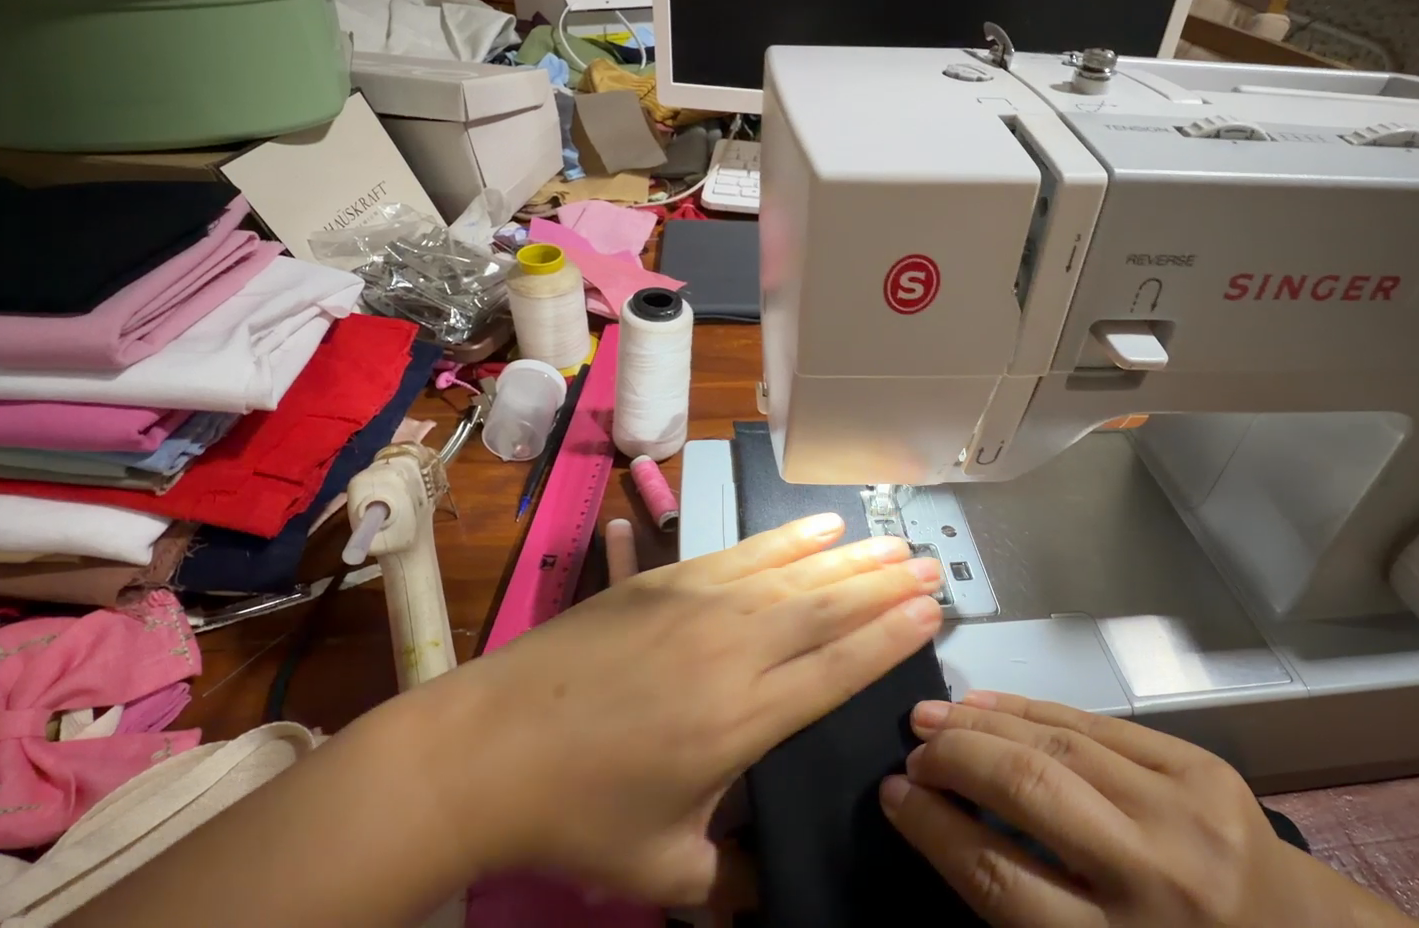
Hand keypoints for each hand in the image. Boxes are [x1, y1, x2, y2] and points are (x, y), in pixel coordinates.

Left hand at [404, 512, 943, 904]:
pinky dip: (788, 538)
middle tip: (931, 567)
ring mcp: (697, 605)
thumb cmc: (576, 815)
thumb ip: (728, 882)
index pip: (840, 668)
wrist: (485, 749)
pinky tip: (818, 527)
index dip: (891, 636)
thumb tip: (764, 894)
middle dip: (887, 586)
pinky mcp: (662, 580)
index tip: (933, 611)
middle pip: (828, 608)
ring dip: (850, 555)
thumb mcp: (662, 870)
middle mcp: (733, 650)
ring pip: (794, 572)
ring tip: (894, 541)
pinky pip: (743, 552)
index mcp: (744, 719)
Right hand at [880, 692, 1418, 927]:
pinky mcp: (1201, 766)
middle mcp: (1154, 876)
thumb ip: (1027, 904)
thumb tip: (946, 820)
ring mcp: (1184, 810)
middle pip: (1027, 790)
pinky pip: (1096, 723)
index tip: (893, 795)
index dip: (933, 827)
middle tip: (910, 750)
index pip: (998, 874)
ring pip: (1058, 742)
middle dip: (953, 760)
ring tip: (933, 716)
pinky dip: (1033, 709)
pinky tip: (991, 704)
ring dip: (984, 723)